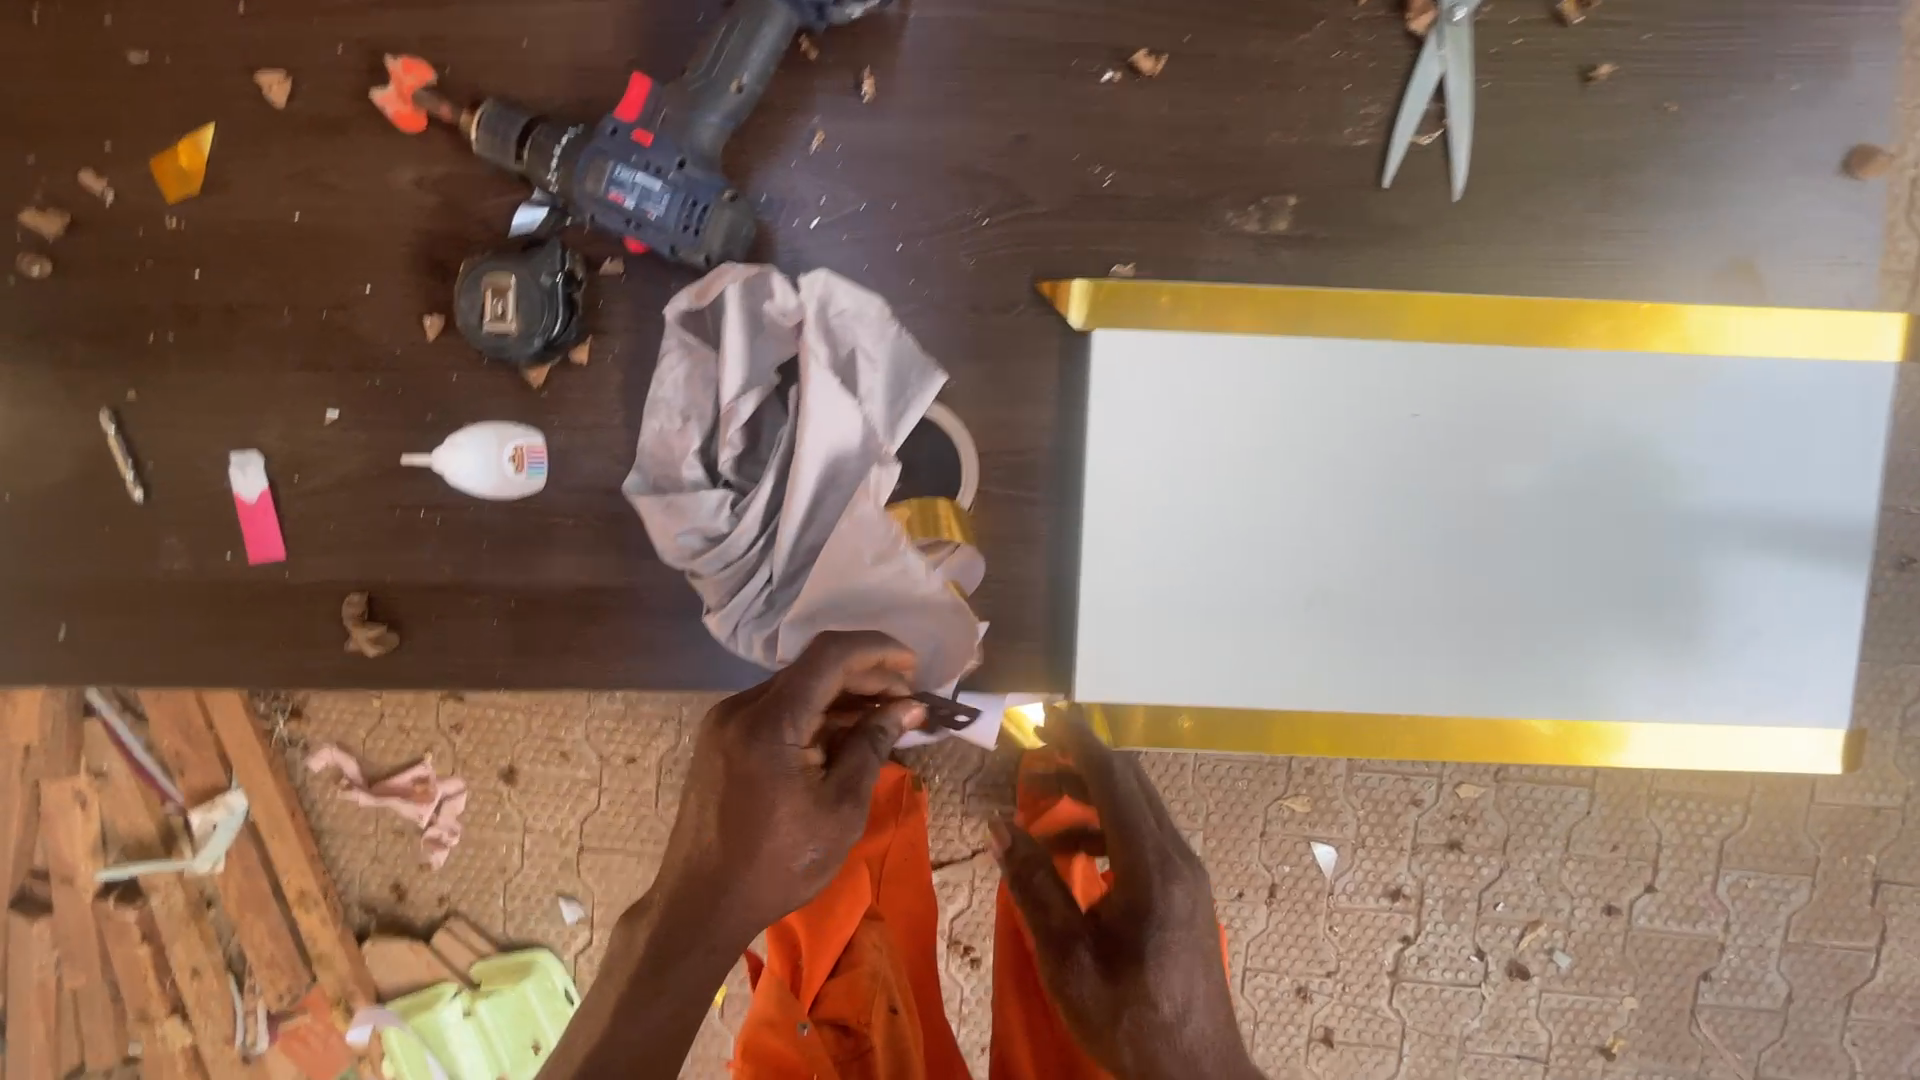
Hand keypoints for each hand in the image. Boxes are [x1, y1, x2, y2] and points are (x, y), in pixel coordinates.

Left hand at [652, 631, 926, 938]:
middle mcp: (741, 707)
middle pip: (814, 668)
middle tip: (907, 704)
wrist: (699, 906)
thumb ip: (873, 746)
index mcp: (769, 722)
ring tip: (884, 720)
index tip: (913, 666)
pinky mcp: (723, 737)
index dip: (877, 650)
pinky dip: (816, 713)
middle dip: (866, 677)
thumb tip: (908, 708)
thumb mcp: (840, 809)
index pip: (830, 655)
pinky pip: (778, 708)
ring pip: (797, 686)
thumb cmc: (777, 866)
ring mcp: (726, 721)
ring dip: (843, 696)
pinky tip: (845, 735)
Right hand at [991, 708, 1260, 1079]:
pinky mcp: (1186, 888)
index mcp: (1152, 866)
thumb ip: (1033, 885)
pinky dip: (1107, 826)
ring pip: (1139, 805)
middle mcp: (1177, 856)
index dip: (1078, 742)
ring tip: (1042, 817)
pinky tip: (1074, 855)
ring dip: (1092, 796)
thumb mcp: (1066, 957)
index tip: (1047, 717)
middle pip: (1131, 781)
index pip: (1115, 779)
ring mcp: (1187, 871)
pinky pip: (1144, 833)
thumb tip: (998, 826)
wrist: (1196, 1075)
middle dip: (1082, 761)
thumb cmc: (1128, 1018)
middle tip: (1036, 759)